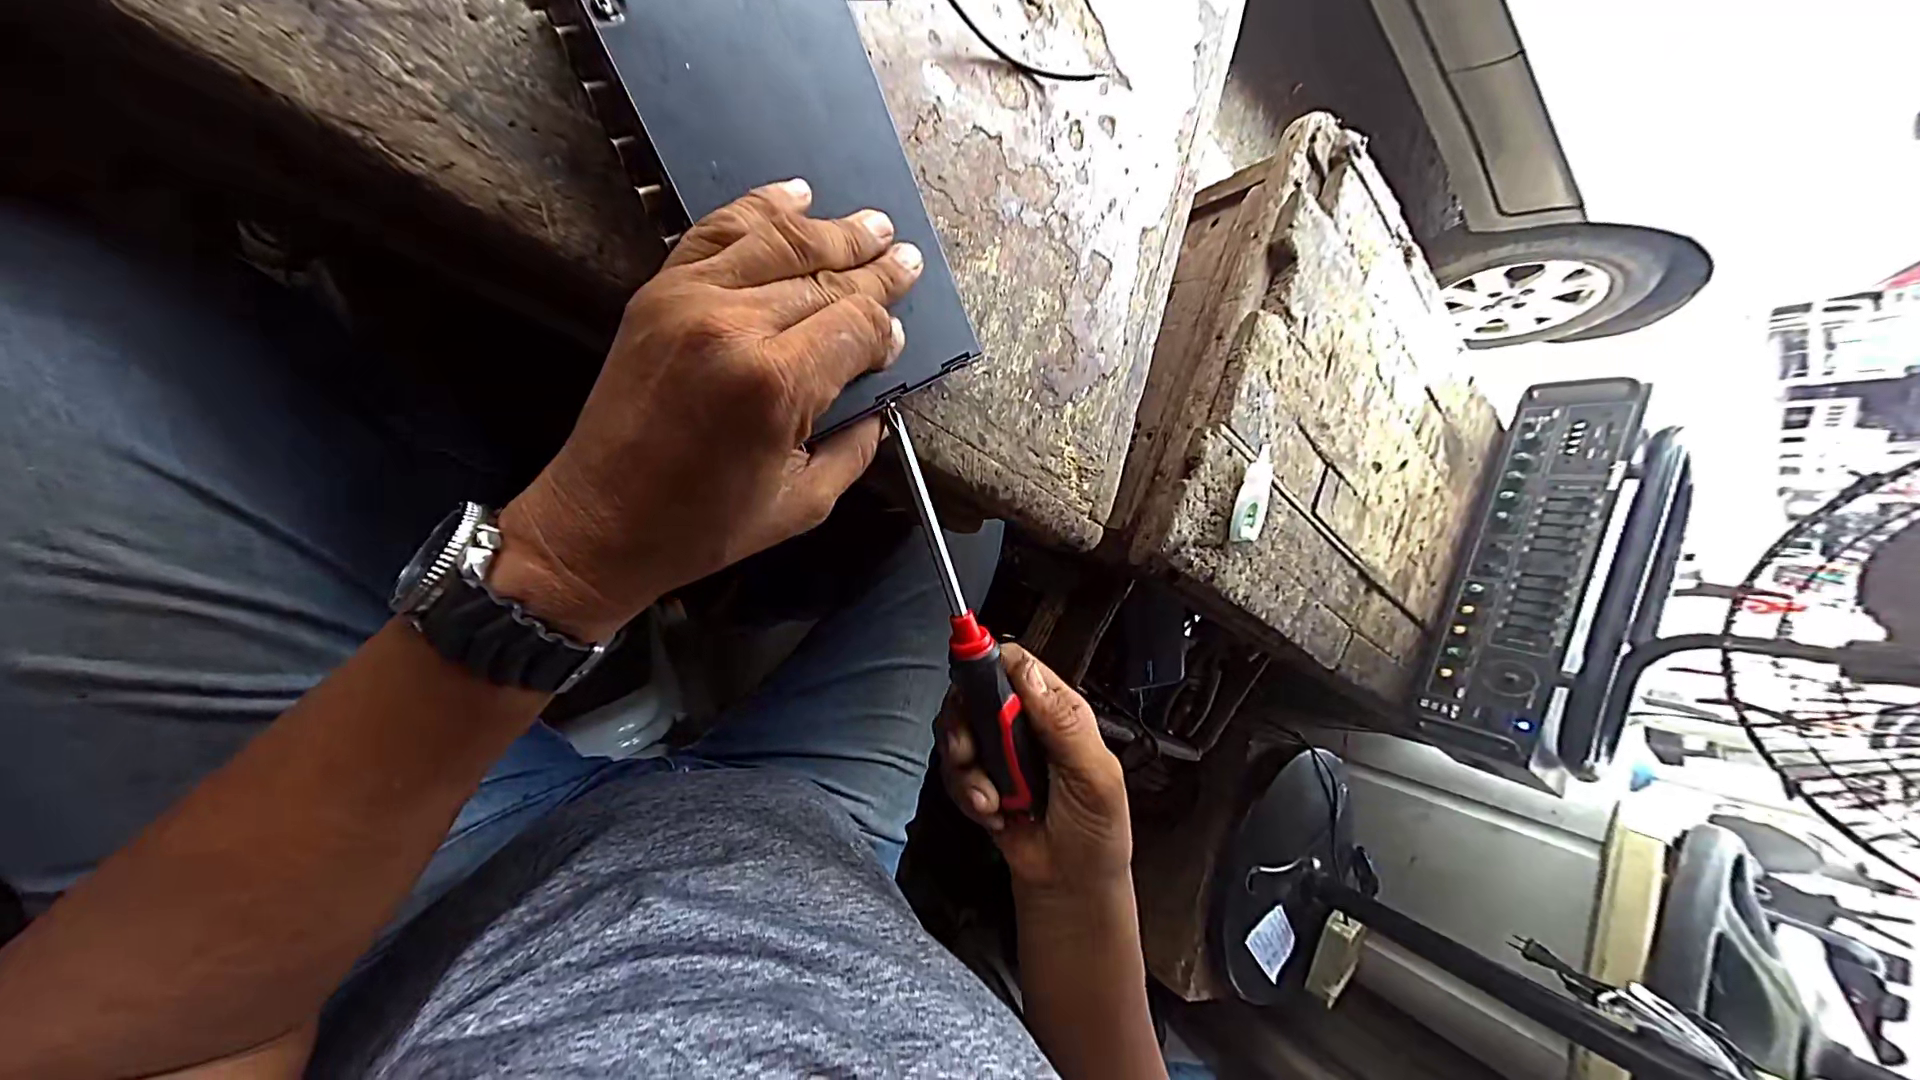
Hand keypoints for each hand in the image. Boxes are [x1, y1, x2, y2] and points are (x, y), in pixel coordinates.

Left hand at [490, 179, 923, 640]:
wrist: (604, 520)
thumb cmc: (709, 524)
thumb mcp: (805, 503)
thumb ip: (855, 447)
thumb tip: (879, 402)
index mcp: (776, 383)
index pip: (854, 325)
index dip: (883, 327)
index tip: (897, 337)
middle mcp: (734, 324)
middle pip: (824, 279)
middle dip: (873, 270)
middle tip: (907, 259)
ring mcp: (689, 298)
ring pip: (778, 241)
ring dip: (831, 230)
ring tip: (871, 224)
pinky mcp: (658, 293)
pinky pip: (716, 231)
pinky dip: (758, 207)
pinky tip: (793, 195)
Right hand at [939, 644, 1132, 900]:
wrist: (1071, 886)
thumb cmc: (1097, 831)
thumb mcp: (1094, 775)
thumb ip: (1063, 723)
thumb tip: (1027, 672)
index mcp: (1057, 709)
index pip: (1017, 665)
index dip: (991, 664)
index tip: (973, 684)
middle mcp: (1023, 722)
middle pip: (975, 692)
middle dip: (965, 723)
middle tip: (969, 752)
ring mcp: (999, 750)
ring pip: (957, 730)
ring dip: (966, 769)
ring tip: (990, 798)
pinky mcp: (979, 778)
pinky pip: (952, 771)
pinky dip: (966, 793)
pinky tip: (992, 812)